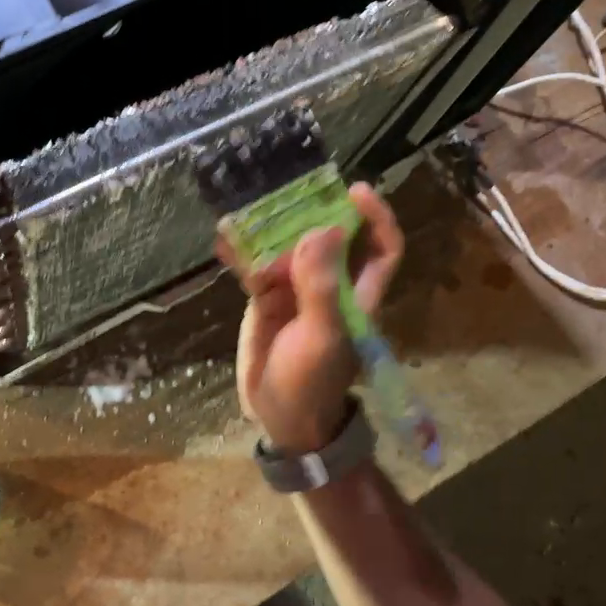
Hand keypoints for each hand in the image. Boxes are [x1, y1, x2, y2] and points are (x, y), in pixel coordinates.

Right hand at [217, 183, 403, 454]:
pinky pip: (255, 266)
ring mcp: (296, 290)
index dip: (375, 218)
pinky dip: (242, 252)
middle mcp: (330, 284)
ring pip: (288, 247)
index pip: (381, 248)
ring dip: (270, 228)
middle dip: (313, 211)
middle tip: (289, 189)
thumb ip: (321, 284)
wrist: (280, 415)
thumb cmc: (313, 381)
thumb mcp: (323, 334)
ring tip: (248, 210)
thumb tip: (321, 229)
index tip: (355, 191)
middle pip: (330, 237)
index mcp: (357, 293)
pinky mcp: (265, 299)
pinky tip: (225, 240)